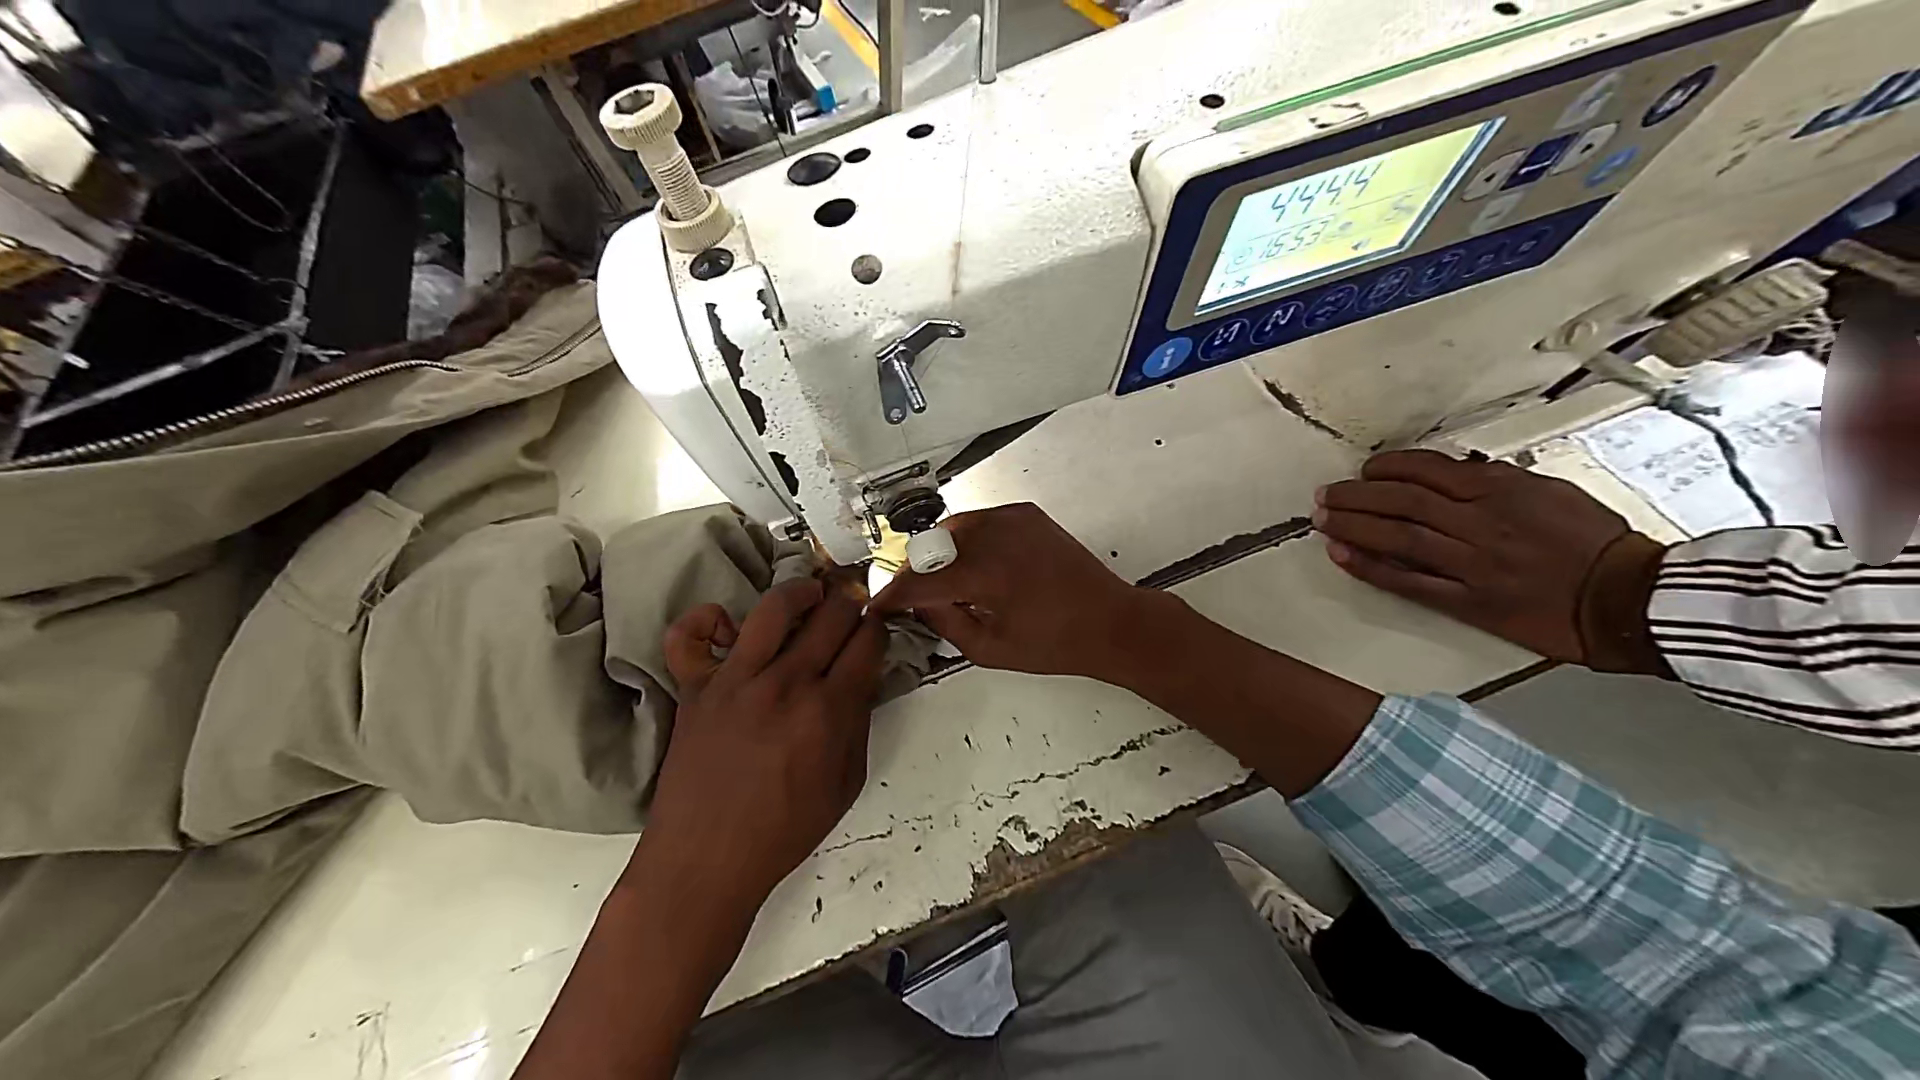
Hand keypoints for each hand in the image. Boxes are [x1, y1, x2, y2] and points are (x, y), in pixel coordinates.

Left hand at [639, 576, 888, 902]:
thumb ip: (859, 723)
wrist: (707, 860)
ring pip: (774, 608)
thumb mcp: (846, 783)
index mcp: (829, 710)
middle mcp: (786, 683)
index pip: (867, 641)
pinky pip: (690, 636)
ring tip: (810, 594)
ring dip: (800, 591)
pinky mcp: (695, 687)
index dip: (879, 627)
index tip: (876, 628)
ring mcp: (736, 680)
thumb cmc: (784, 829)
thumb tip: (860, 679)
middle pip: (831, 615)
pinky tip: (726, 624)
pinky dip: (705, 620)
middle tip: (850, 613)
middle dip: (850, 606)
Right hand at [869, 503, 1157, 682]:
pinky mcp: (1025, 514)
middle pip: (929, 548)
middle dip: (914, 573)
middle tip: (913, 596)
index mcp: (987, 575)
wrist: (1110, 620)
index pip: (918, 581)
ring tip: (948, 582)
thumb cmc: (1061, 640)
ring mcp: (1012, 520)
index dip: (892, 596)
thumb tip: (919, 604)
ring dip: (938, 554)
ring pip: (950, 529)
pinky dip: (967, 540)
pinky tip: (975, 565)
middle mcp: (997, 537)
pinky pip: (978, 521)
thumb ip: (944, 623)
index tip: (881, 605)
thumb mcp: (989, 649)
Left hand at [1314, 450, 1665, 670]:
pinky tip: (1339, 555)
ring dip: (1352, 526)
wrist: (1633, 599)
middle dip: (1356, 495)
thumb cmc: (1596, 542)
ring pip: (1398, 537)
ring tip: (1320, 519)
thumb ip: (1496, 483)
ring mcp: (1472, 563)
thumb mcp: (1550, 493)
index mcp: (1503, 491)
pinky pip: (1407, 581)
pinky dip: (1369, 567)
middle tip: (1324, 494)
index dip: (1386, 468)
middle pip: (1402, 501)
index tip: (1363, 470)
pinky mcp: (1469, 601)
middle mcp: (1481, 522)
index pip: (1428, 470)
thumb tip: (1448, 474)